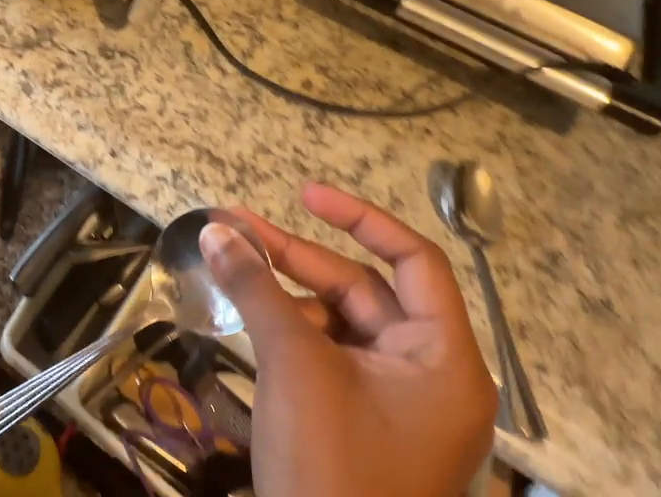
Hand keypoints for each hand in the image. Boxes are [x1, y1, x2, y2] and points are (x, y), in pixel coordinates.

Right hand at [200, 183, 495, 496]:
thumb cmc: (332, 467)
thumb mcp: (293, 365)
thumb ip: (256, 288)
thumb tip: (216, 229)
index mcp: (444, 358)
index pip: (414, 261)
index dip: (360, 217)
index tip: (304, 194)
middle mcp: (432, 374)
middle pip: (366, 290)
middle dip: (298, 257)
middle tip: (234, 229)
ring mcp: (400, 403)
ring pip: (342, 323)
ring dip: (288, 294)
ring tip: (233, 269)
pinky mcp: (368, 424)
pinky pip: (332, 357)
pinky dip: (293, 333)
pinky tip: (251, 318)